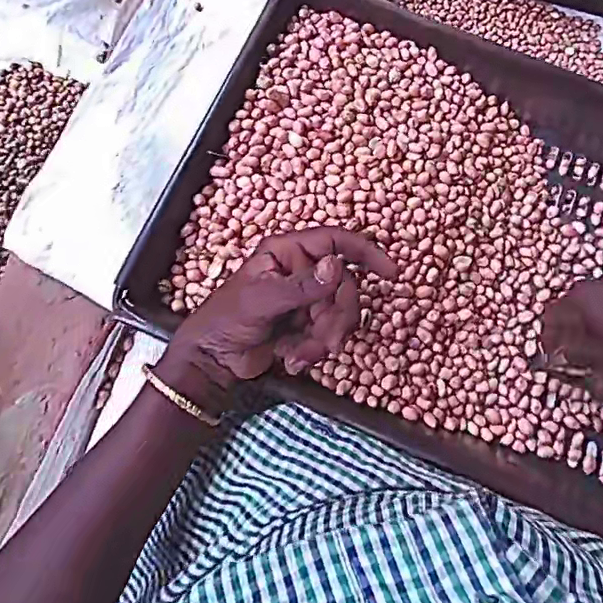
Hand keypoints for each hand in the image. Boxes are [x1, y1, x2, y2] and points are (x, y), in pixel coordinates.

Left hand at [158, 227, 397, 412]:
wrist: (213, 361)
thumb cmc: (225, 319)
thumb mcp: (261, 300)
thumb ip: (301, 286)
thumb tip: (336, 267)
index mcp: (287, 252)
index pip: (335, 241)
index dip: (365, 252)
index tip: (390, 273)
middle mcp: (301, 270)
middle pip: (345, 285)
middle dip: (336, 317)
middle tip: (323, 341)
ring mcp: (306, 298)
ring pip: (340, 313)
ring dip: (325, 338)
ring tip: (299, 355)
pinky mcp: (307, 324)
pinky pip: (330, 333)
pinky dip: (315, 350)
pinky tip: (292, 359)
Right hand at [538, 277, 602, 400]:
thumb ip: (578, 355)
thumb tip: (564, 355)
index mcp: (583, 297)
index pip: (552, 316)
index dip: (549, 339)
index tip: (550, 357)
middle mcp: (600, 284)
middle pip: (573, 309)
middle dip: (571, 335)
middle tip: (572, 360)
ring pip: (595, 309)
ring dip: (592, 332)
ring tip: (598, 360)